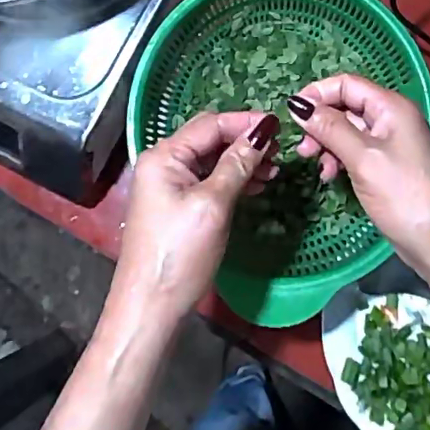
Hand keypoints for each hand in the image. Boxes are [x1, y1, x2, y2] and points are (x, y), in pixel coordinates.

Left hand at [113, 110, 279, 323]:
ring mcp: (167, 185)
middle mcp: (162, 162)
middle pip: (209, 139)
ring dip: (241, 161)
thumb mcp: (213, 206)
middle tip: (280, 149)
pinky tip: (254, 185)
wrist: (149, 308)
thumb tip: (261, 132)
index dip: (244, 121)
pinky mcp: (175, 205)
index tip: (278, 124)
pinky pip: (206, 180)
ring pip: (210, 160)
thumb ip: (236, 165)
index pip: (209, 124)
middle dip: (244, 140)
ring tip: (273, 169)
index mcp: (164, 155)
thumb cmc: (180, 254)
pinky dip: (231, 179)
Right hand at [287, 74, 429, 276]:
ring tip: (313, 162)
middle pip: (345, 105)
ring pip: (347, 128)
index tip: (292, 112)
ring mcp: (390, 142)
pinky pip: (354, 149)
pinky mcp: (387, 164)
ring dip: (326, 141)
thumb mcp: (362, 158)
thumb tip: (297, 105)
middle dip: (319, 121)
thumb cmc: (403, 195)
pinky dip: (338, 157)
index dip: (317, 93)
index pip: (346, 83)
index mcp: (391, 107)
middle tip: (302, 146)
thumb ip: (330, 128)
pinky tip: (329, 174)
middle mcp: (391, 117)